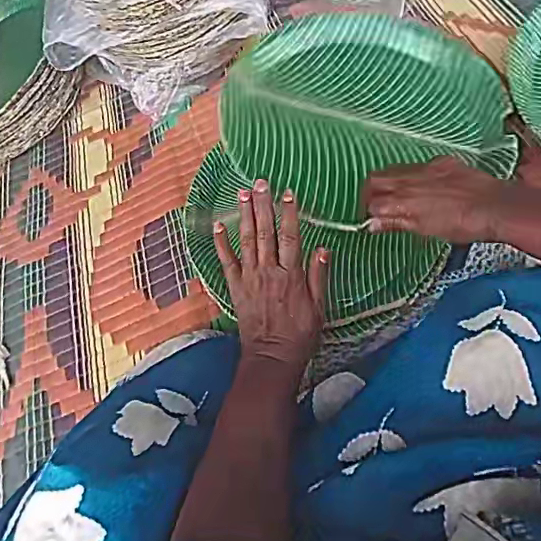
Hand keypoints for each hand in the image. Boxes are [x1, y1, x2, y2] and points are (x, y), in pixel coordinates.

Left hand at [214, 180, 327, 368]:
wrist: (271, 358)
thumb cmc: (299, 335)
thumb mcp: (318, 308)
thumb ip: (318, 276)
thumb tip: (323, 248)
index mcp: (291, 275)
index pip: (291, 237)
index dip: (289, 213)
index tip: (288, 193)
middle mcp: (269, 271)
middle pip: (266, 232)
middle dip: (263, 205)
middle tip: (259, 182)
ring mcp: (249, 278)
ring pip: (247, 240)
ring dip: (244, 215)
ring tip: (242, 194)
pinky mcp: (235, 287)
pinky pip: (226, 261)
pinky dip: (221, 243)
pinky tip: (218, 225)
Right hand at [363, 157, 511, 243]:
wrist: (495, 207)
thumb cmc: (464, 224)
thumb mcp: (425, 230)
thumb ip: (396, 223)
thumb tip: (373, 223)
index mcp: (403, 200)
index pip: (372, 202)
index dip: (368, 210)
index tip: (371, 218)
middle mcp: (410, 180)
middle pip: (376, 180)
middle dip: (371, 191)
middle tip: (376, 204)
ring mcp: (426, 169)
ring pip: (395, 170)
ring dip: (390, 182)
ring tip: (398, 195)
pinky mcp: (442, 163)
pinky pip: (420, 166)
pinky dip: (415, 176)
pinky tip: (426, 186)